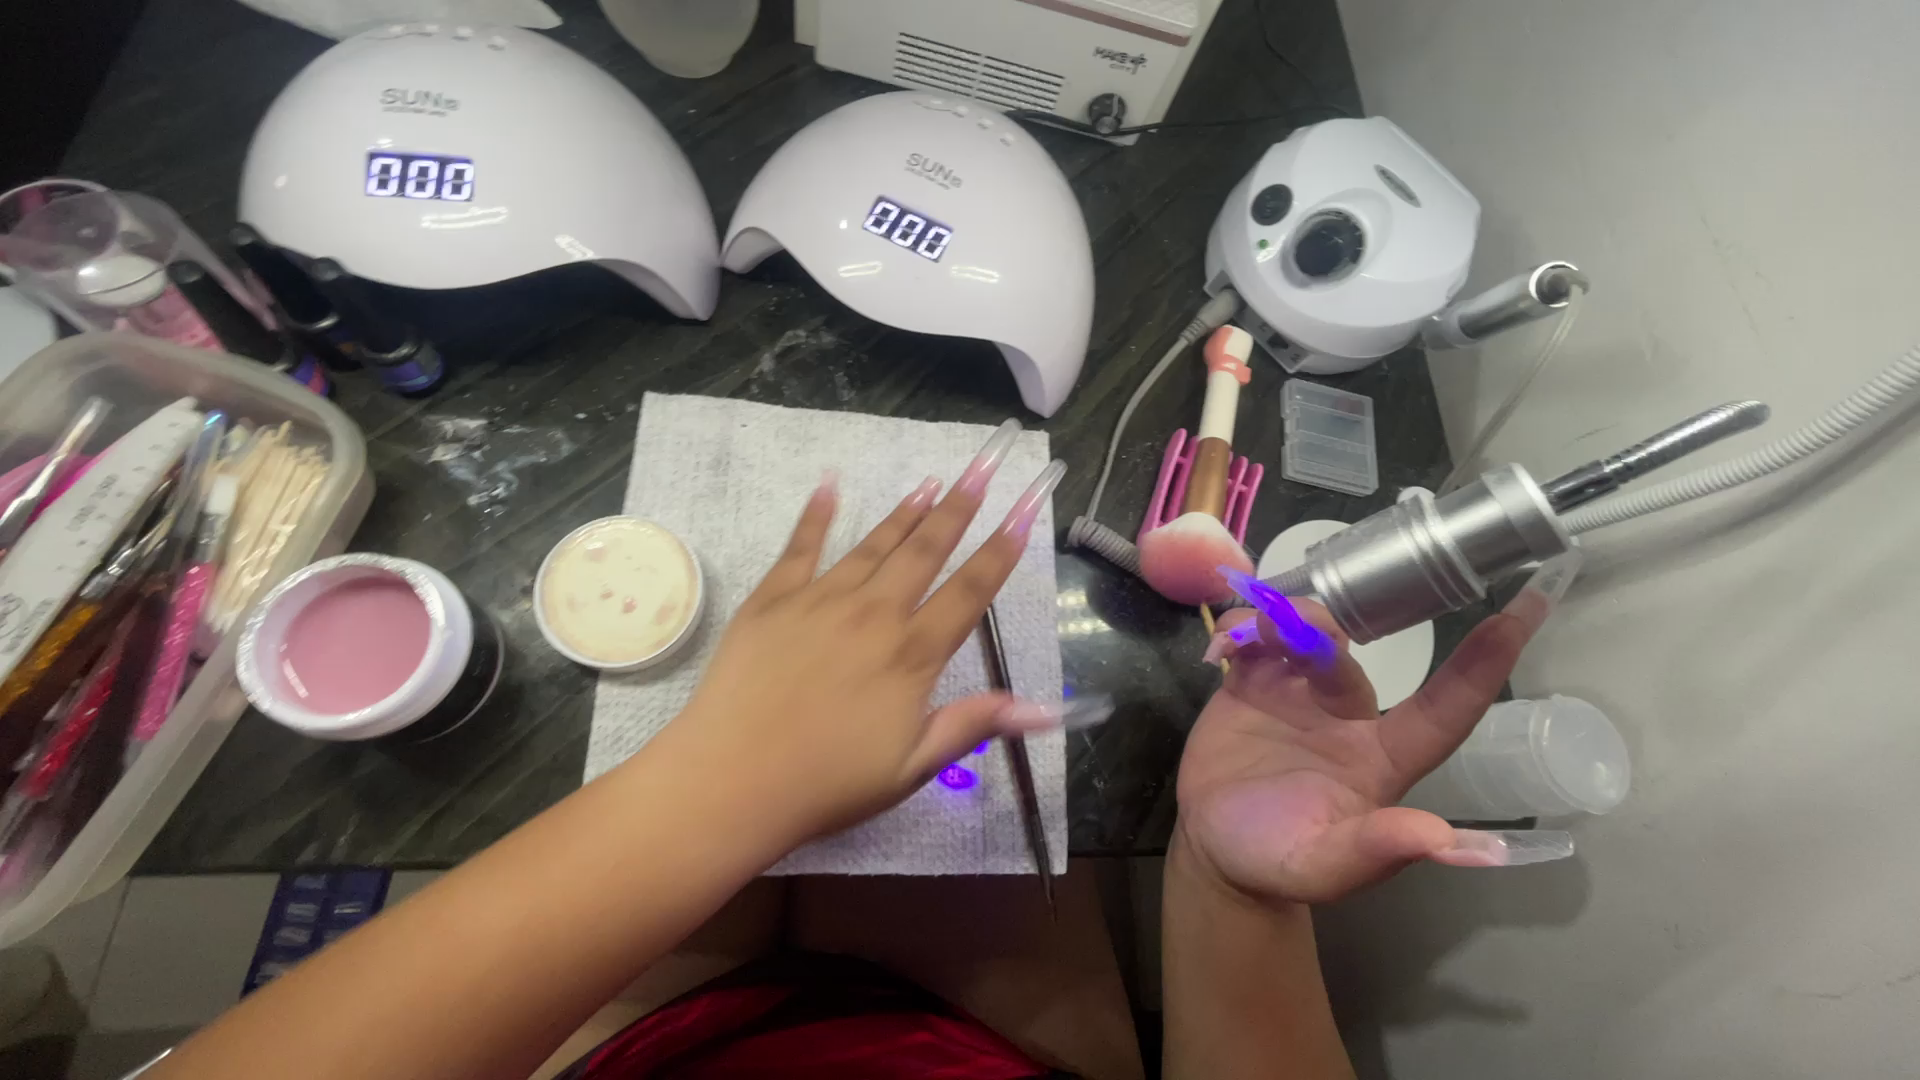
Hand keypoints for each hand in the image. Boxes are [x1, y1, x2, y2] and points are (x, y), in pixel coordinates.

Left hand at [670, 421, 1071, 840]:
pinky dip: (817, 514)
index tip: (1023, 511)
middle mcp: (873, 613)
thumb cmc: (828, 783)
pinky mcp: (772, 599)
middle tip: (982, 467)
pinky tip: (830, 485)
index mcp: (911, 654)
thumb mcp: (912, 766)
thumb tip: (1047, 710)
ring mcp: (820, 600)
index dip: (1001, 550)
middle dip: (959, 507)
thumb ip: (975, 724)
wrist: (730, 782)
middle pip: (925, 551)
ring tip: (930, 481)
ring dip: (905, 512)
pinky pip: (800, 547)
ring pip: (874, 544)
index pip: (969, 591)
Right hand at [1176, 581, 1558, 905]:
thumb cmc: (1277, 860)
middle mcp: (1345, 715)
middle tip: (1286, 625)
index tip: (1527, 608)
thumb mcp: (1325, 868)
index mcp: (1382, 757)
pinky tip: (1219, 645)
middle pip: (1347, 654)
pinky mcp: (1249, 686)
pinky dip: (1239, 628)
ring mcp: (1294, 694)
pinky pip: (1251, 639)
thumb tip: (1448, 841)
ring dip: (1283, 620)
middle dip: (1322, 629)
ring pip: (1303, 634)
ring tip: (1249, 634)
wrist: (1215, 848)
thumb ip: (1376, 851)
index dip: (1483, 663)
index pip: (1445, 707)